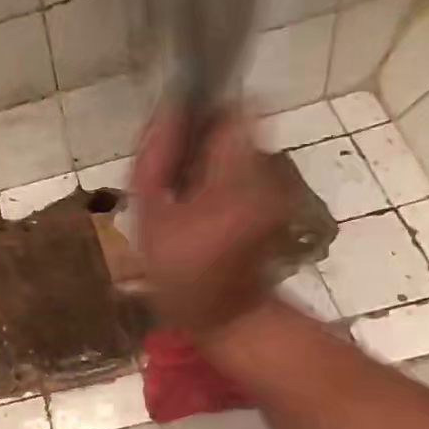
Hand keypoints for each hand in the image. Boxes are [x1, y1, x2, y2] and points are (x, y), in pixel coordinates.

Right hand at [131, 108, 290, 335]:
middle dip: (205, 138)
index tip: (179, 133)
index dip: (203, 111)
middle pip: (238, 126)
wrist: (227, 318)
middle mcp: (265, 176)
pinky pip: (248, 169)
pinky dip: (225, 177)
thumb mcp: (149, 218)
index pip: (233, 111)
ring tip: (189, 194)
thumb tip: (165, 112)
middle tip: (177, 172)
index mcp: (234, 179)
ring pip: (242, 147)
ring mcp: (278, 189)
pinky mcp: (279, 200)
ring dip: (213, 158)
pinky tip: (206, 207)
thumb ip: (153, 159)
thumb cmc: (181, 275)